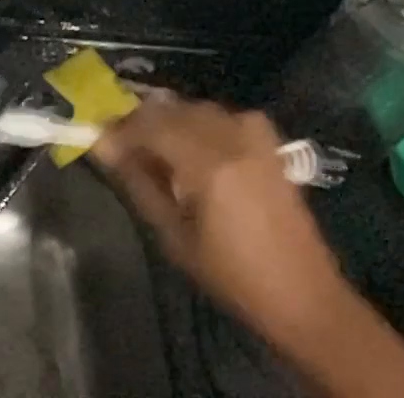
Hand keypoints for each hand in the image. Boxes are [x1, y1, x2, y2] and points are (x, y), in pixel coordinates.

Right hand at [90, 98, 351, 341]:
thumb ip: (137, 183)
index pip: (148, 125)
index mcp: (208, 165)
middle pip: (170, 109)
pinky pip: (224, 115)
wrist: (305, 296)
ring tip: (154, 148)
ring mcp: (255, 137)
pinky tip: (196, 145)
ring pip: (195, 108)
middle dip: (139, 122)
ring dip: (168, 120)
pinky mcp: (270, 144)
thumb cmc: (233, 276)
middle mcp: (232, 139)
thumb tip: (103, 147)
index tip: (98, 141)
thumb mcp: (173, 236)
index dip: (118, 129)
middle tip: (120, 146)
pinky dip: (201, 121)